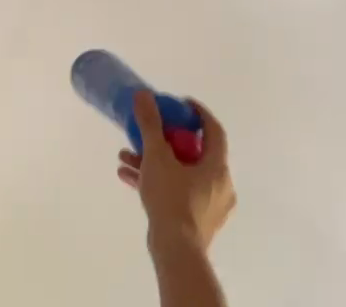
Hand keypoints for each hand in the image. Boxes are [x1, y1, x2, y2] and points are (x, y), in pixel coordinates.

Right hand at [116, 90, 235, 251]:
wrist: (176, 249)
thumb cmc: (171, 198)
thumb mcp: (156, 156)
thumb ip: (150, 125)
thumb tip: (144, 95)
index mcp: (217, 168)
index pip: (214, 131)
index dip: (199, 113)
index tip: (181, 103)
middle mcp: (220, 185)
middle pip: (193, 152)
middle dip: (164, 140)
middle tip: (146, 132)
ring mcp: (209, 205)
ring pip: (181, 173)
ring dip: (153, 161)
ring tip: (126, 157)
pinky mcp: (197, 220)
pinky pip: (176, 191)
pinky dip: (156, 180)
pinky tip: (128, 177)